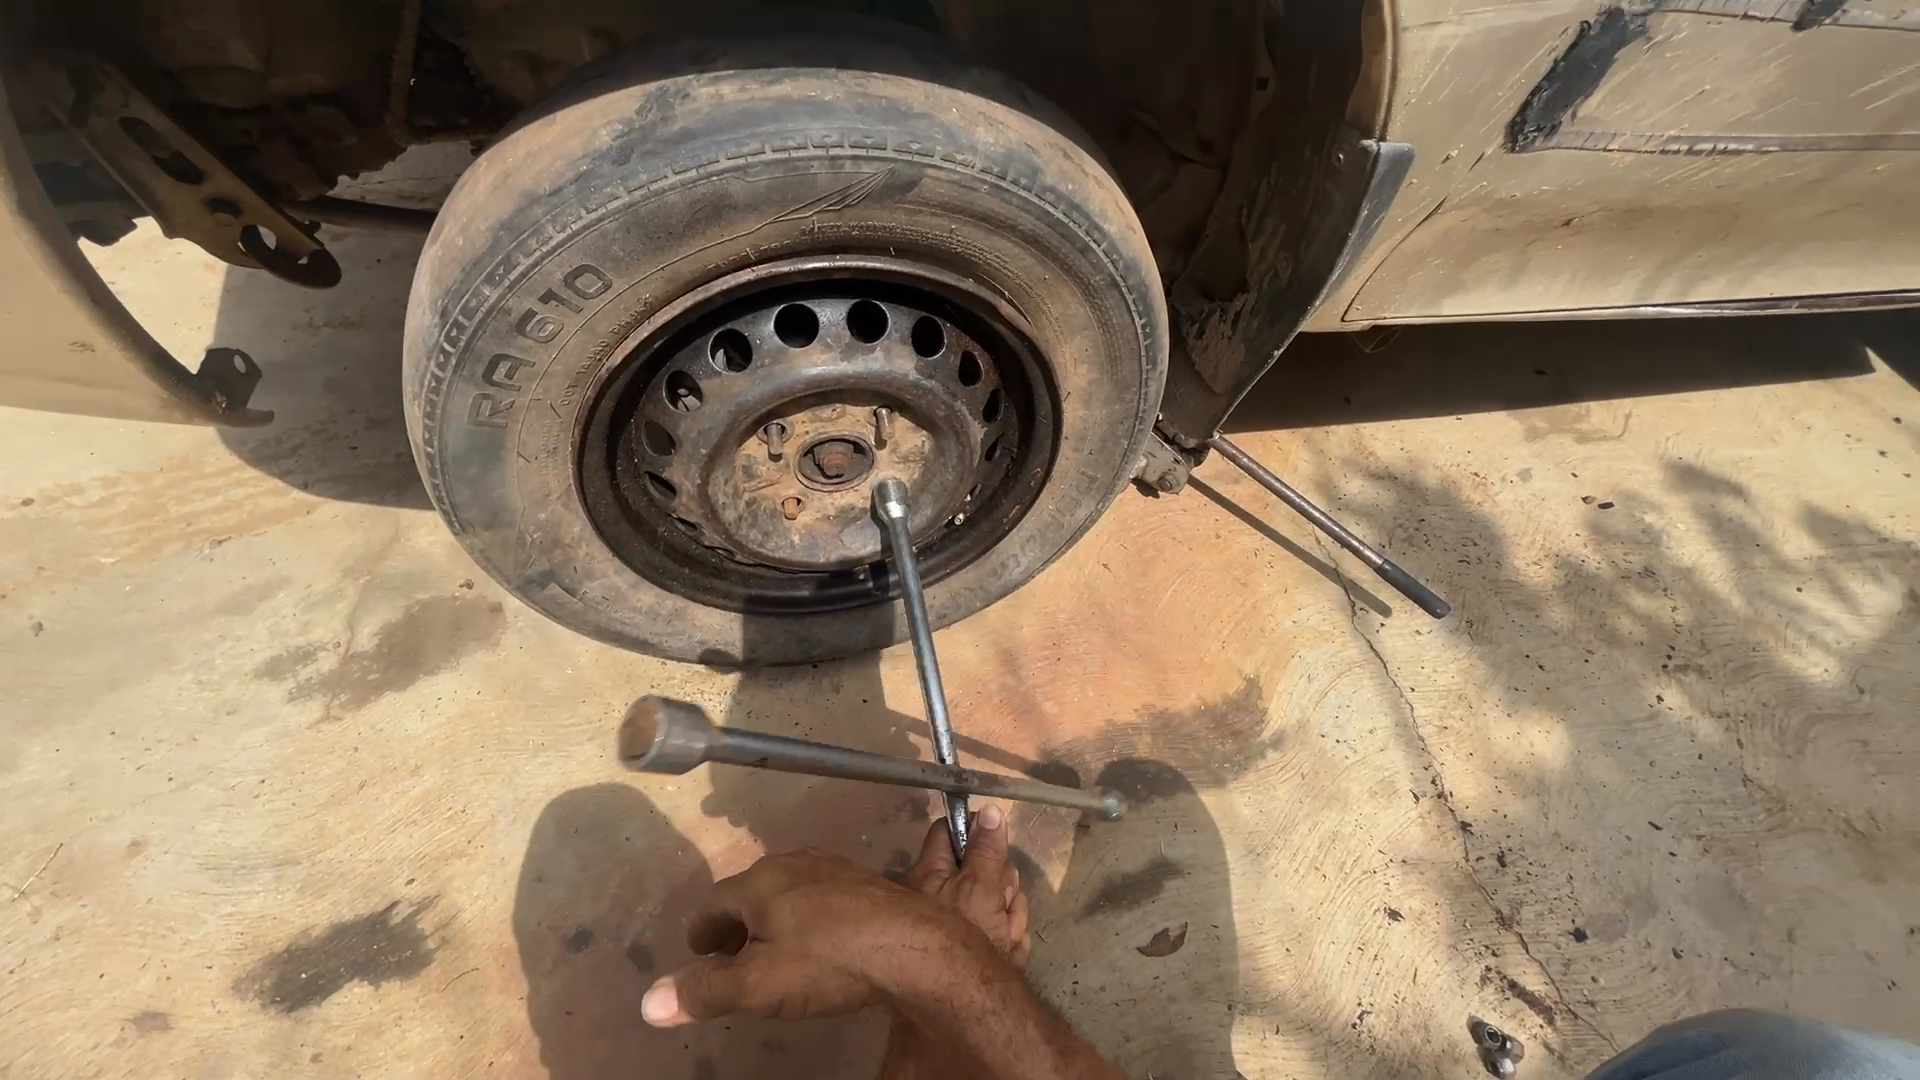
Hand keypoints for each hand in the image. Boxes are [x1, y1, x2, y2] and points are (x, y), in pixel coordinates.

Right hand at [641, 847, 976, 1026]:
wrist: (908, 943)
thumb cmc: (825, 961)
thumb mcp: (757, 985)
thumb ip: (704, 990)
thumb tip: (647, 1001)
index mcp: (760, 881)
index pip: (716, 901)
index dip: (703, 930)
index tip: (697, 950)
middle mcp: (793, 863)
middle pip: (751, 891)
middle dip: (736, 922)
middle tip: (727, 955)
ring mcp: (832, 867)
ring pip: (787, 889)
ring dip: (771, 916)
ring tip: (768, 948)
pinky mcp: (862, 881)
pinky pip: (818, 895)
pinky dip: (803, 915)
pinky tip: (816, 939)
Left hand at [905, 804, 1030, 969]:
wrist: (969, 1012)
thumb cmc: (962, 942)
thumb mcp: (978, 889)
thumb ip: (986, 850)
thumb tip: (989, 811)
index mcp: (930, 874)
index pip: (949, 832)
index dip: (974, 832)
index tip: (996, 845)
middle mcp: (936, 896)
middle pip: (981, 870)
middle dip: (1001, 887)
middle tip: (1002, 903)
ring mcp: (956, 925)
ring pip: (995, 903)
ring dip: (1009, 918)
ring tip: (1005, 938)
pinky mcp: (973, 950)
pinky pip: (1000, 933)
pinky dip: (1008, 943)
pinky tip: (1007, 956)